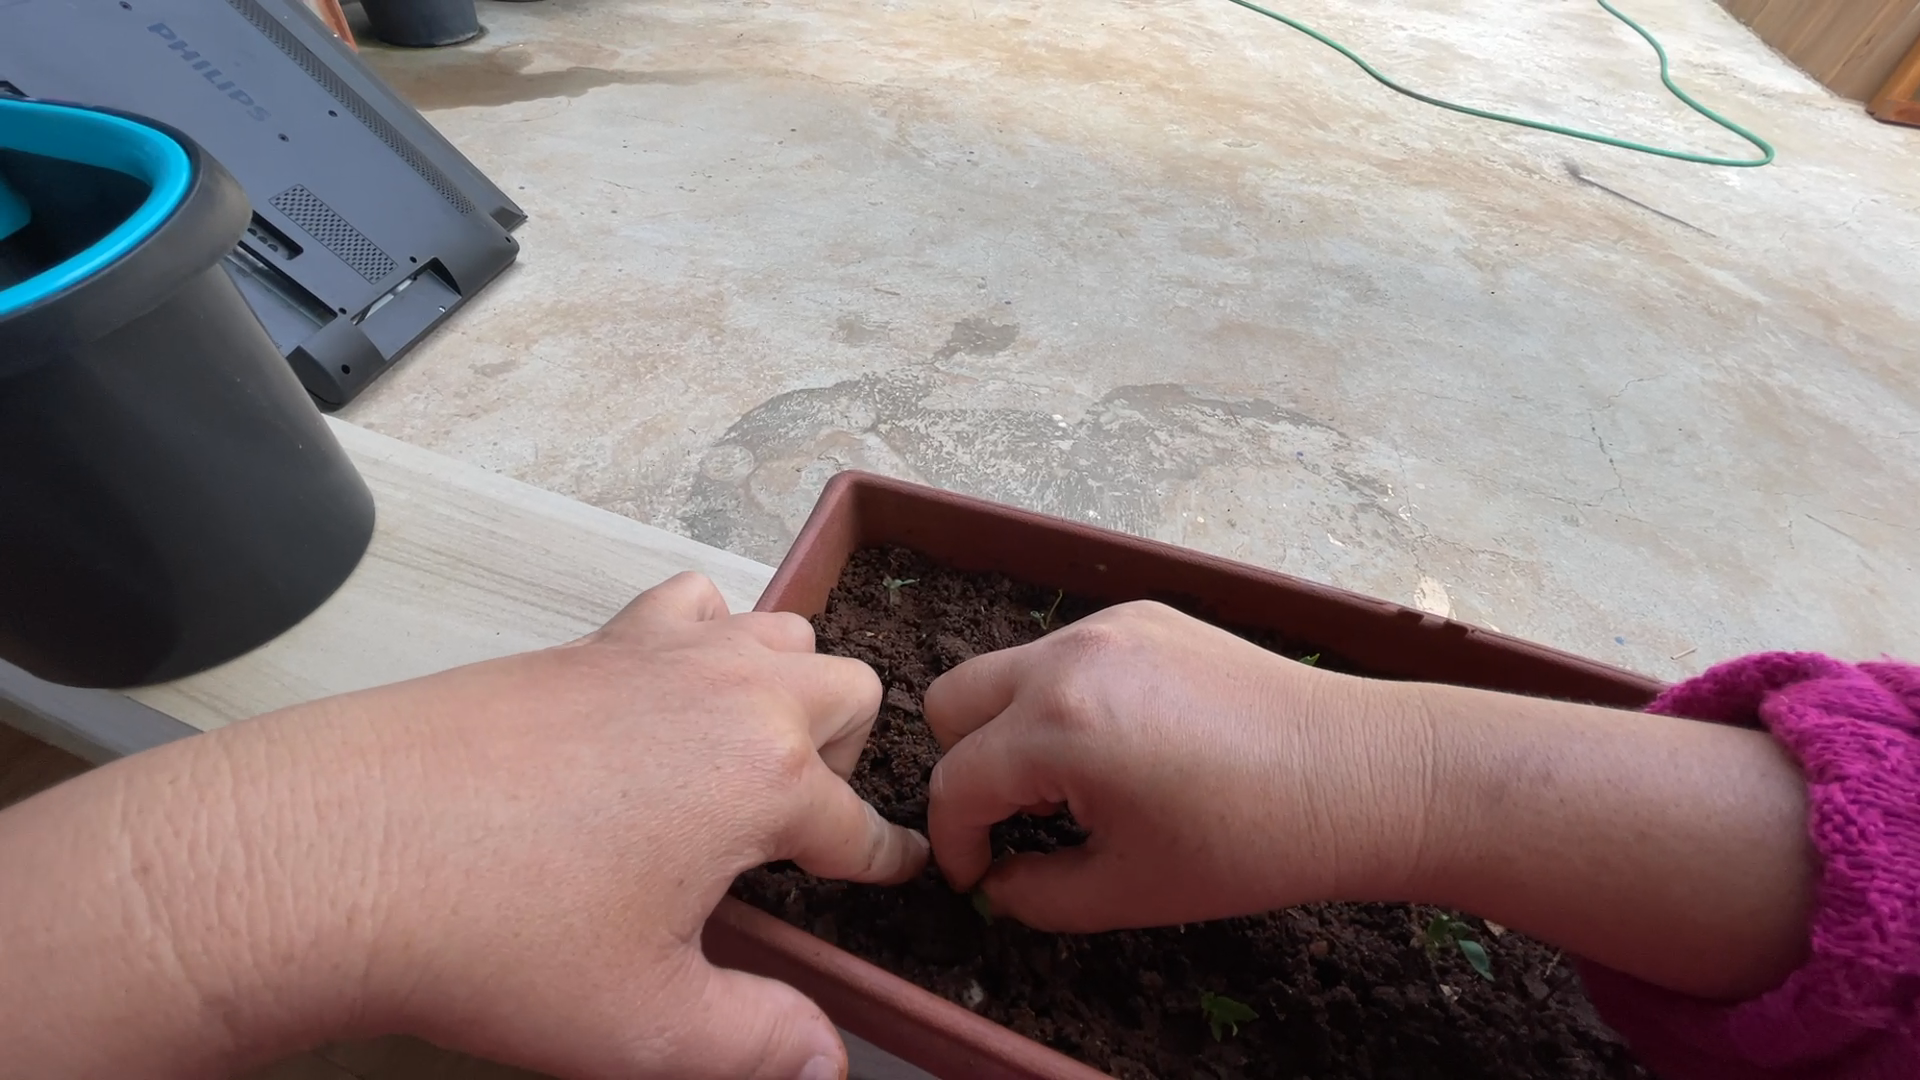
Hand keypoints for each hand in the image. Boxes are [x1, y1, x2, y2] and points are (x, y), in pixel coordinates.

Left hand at [0, 573, 925, 1079]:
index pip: (862, 827)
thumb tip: (832, 1071)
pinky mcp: (614, 632)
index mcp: (767, 779)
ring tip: (737, 748)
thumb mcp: (642, 1023)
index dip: (890, 858)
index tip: (903, 867)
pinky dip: (709, 633)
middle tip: (786, 816)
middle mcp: (742, 695)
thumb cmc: (501, 940)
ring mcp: (678, 651)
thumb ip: (759, 1046)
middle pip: (853, 692)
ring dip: (788, 687)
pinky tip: (669, 687)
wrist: (334, 847)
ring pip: (787, 636)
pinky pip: (698, 603)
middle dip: (845, 754)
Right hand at [924, 601, 1812, 1001]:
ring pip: (1003, 671)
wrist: (1361, 769)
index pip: (955, 781)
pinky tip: (1124, 732)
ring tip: (1073, 775)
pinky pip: (1062, 654)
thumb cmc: (1247, 843)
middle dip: (966, 767)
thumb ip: (1033, 894)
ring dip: (1011, 728)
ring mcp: (1102, 625)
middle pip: (950, 702)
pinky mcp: (1137, 613)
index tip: (979, 873)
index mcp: (1057, 724)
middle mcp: (1065, 656)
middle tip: (1018, 814)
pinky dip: (1062, 697)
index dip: (954, 842)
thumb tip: (993, 879)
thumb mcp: (1127, 892)